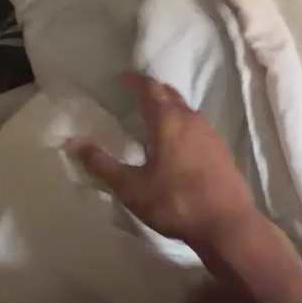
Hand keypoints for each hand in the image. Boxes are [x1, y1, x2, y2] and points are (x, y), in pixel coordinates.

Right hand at [67, 73, 265, 256]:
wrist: (226, 223)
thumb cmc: (175, 201)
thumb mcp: (132, 188)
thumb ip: (103, 164)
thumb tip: (74, 144)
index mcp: (167, 120)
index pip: (150, 87)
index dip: (135, 80)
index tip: (121, 79)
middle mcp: (190, 118)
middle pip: (170, 93)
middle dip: (152, 91)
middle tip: (134, 96)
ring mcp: (209, 132)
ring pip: (185, 109)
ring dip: (168, 107)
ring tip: (152, 119)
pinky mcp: (220, 148)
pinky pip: (197, 125)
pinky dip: (182, 124)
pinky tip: (176, 144)